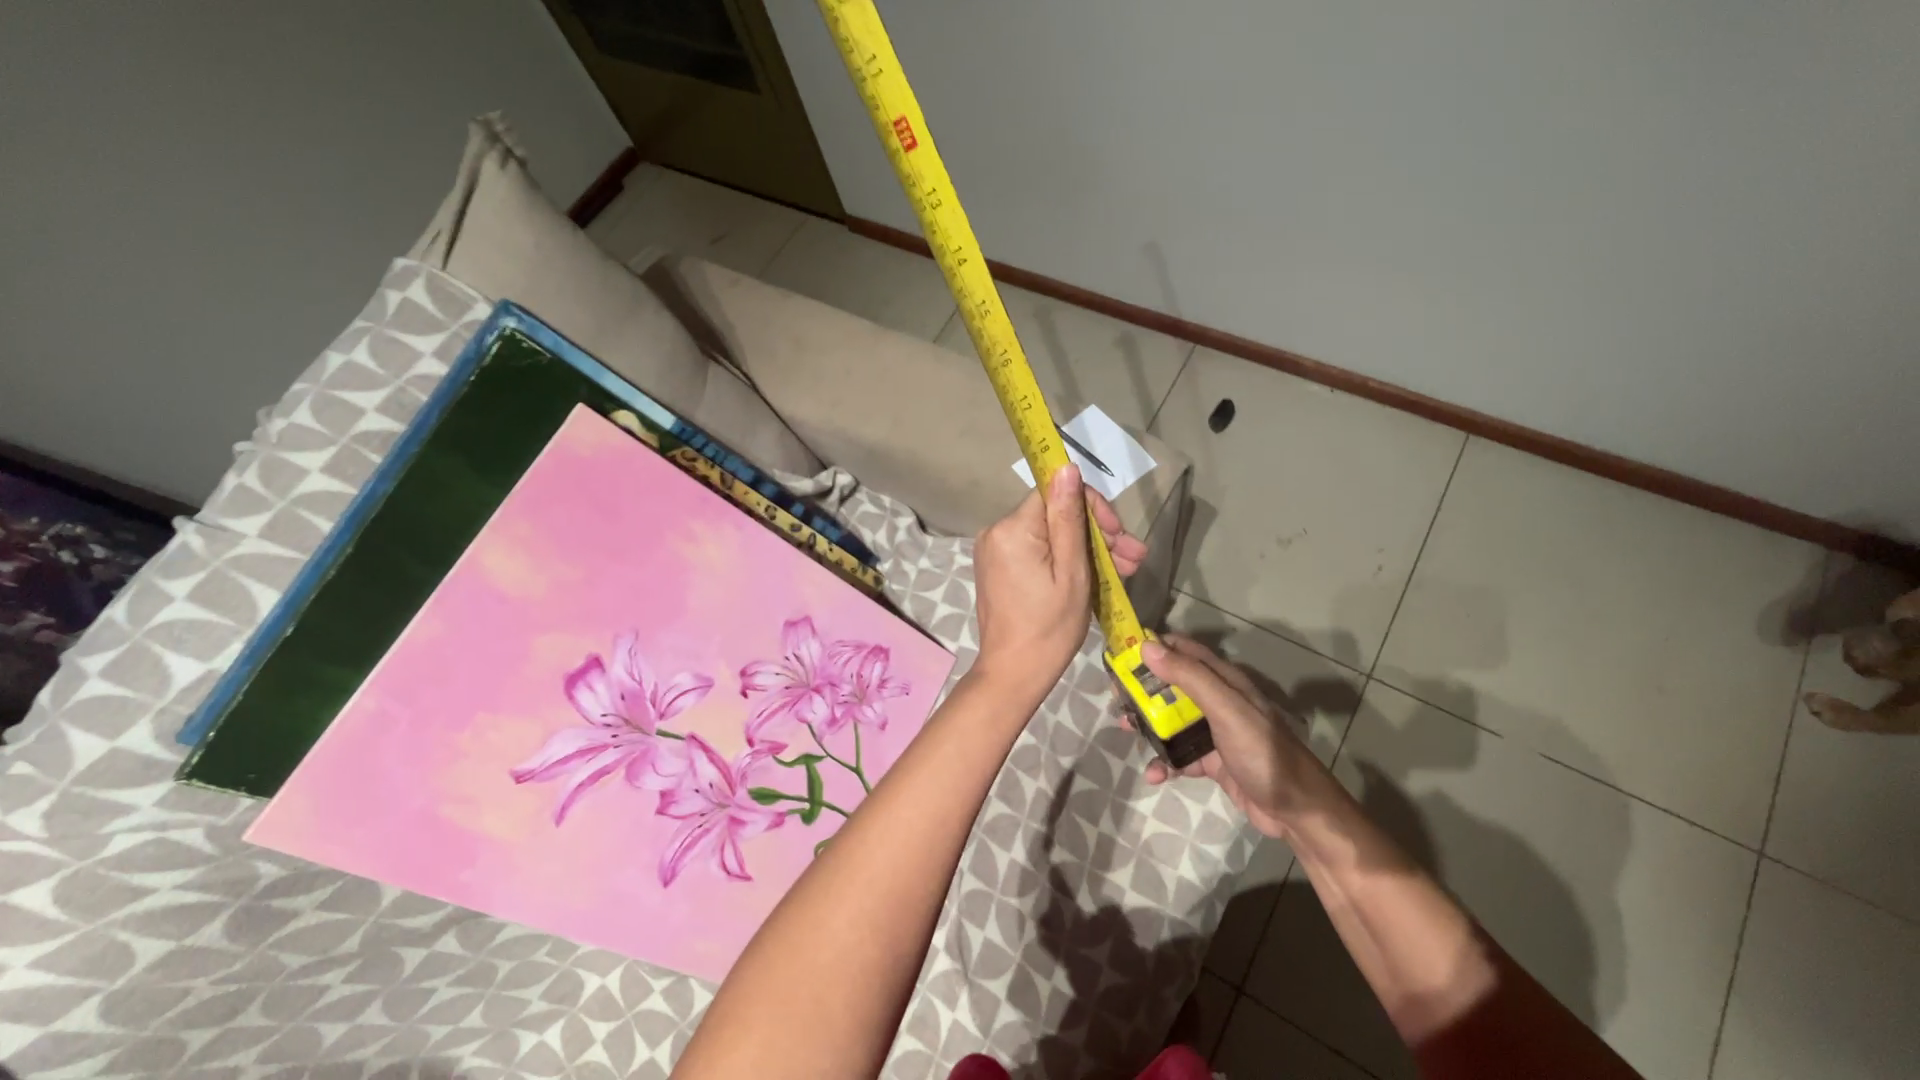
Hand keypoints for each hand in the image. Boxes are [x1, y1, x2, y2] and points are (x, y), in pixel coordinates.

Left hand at [972, 466, 1147, 700]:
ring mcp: (994, 551)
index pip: (1055, 491)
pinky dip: (1065, 560)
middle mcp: (996, 532)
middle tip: (1134, 558)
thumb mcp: (1072, 572)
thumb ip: (1069, 518)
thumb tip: (1066, 467)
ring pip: (1049, 535)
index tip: (1118, 534)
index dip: (1091, 506)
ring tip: (1127, 570)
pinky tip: (1098, 575)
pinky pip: (1037, 551)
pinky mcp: (997, 568)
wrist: (1014, 674)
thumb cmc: (1050, 628)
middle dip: (1097, 532)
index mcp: (1012, 529)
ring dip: (1087, 548)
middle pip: (1054, 514)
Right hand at [1137, 635, 1332, 837]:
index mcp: (1226, 682)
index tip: (1121, 653)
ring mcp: (1217, 733)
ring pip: (1174, 722)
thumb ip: (1189, 677)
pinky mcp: (1215, 762)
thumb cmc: (1263, 753)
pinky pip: (1182, 756)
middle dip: (1145, 690)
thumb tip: (1148, 646)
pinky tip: (1155, 775)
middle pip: (1175, 687)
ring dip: (1150, 726)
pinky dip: (1166, 763)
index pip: (1185, 651)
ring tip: (1126, 731)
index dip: (1155, 648)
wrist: (1296, 810)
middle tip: (1117, 697)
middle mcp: (1220, 702)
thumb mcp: (1226, 710)